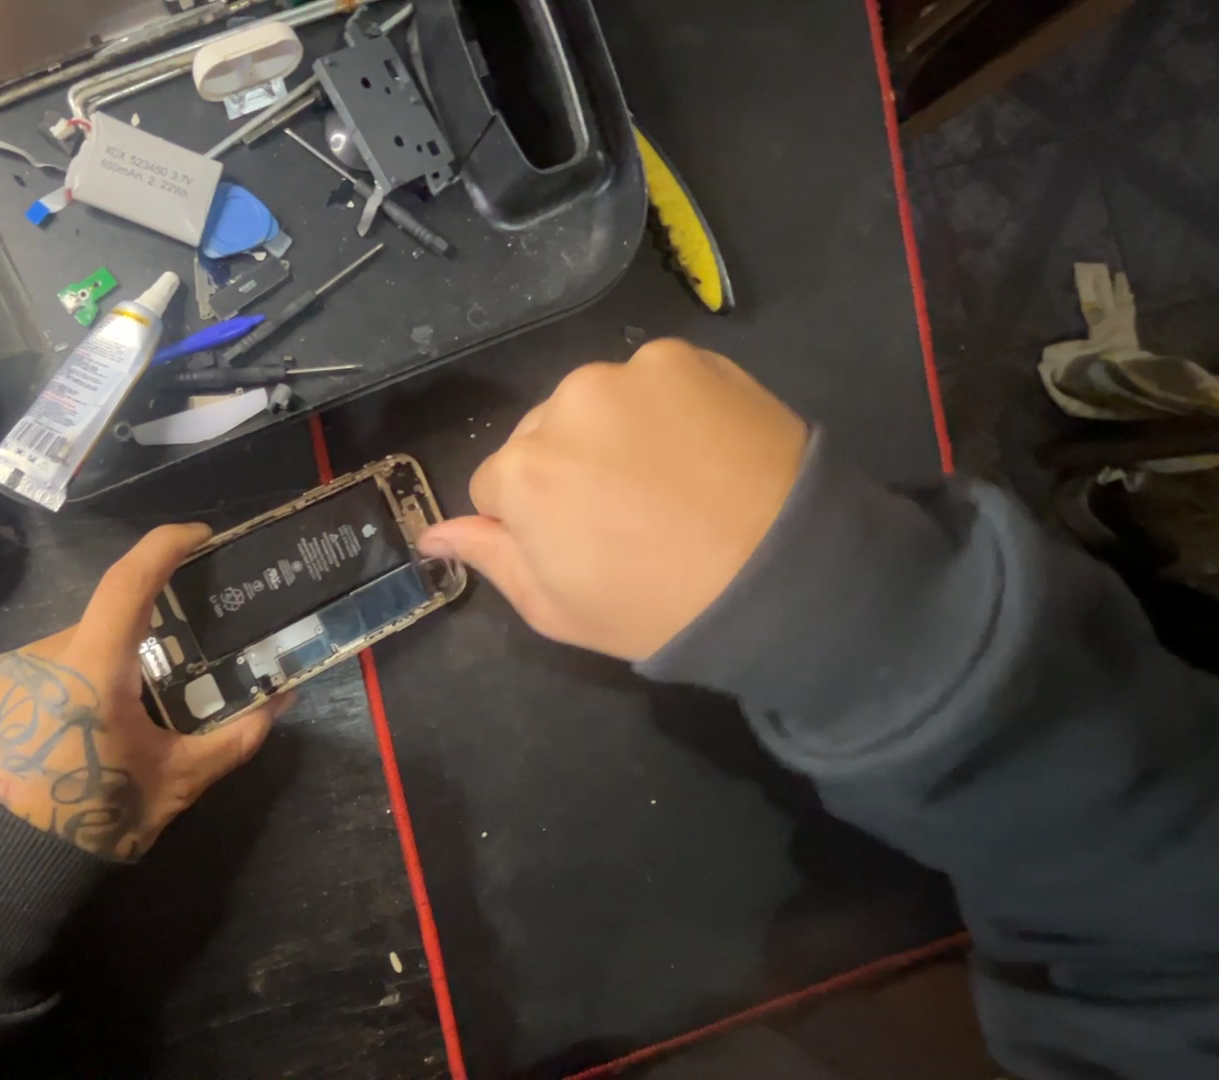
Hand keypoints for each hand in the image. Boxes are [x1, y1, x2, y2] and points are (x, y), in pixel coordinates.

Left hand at [0, 524, 284, 860]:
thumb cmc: (93, 823)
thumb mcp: (175, 783)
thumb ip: (233, 738)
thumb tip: (282, 701)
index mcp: (90, 672)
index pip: (129, 584)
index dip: (164, 547)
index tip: (198, 536)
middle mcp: (38, 657)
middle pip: (103, 624)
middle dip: (137, 640)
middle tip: (161, 684)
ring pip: (69, 649)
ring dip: (98, 668)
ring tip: (113, 723)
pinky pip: (35, 671)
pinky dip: (63, 686)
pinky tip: (69, 732)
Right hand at [418, 340, 808, 661]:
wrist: (787, 577)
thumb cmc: (656, 605)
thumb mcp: (555, 605)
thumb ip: (488, 556)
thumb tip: (431, 531)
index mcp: (523, 470)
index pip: (493, 484)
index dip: (528, 518)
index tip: (575, 541)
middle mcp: (564, 406)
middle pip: (537, 437)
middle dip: (561, 468)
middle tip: (621, 512)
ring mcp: (629, 374)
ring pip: (587, 405)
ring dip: (605, 433)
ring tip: (662, 479)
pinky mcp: (686, 356)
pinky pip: (646, 382)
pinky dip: (657, 409)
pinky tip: (693, 449)